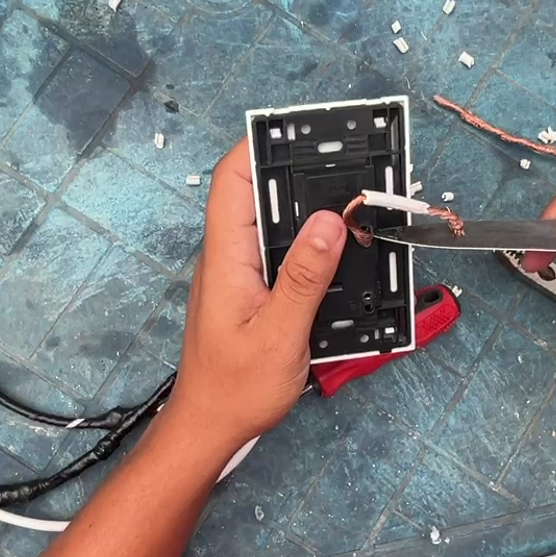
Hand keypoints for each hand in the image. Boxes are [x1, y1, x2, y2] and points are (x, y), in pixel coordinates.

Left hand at [166, 140, 346, 451]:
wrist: (211, 427)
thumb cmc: (236, 389)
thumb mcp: (279, 334)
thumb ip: (304, 278)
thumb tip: (327, 221)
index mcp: (225, 259)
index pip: (230, 182)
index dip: (259, 146)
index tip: (299, 130)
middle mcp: (226, 259)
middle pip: (252, 194)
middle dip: (292, 172)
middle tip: (340, 161)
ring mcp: (235, 275)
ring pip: (266, 223)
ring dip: (301, 207)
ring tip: (344, 198)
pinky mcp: (248, 292)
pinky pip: (274, 251)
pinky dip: (302, 240)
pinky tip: (331, 246)